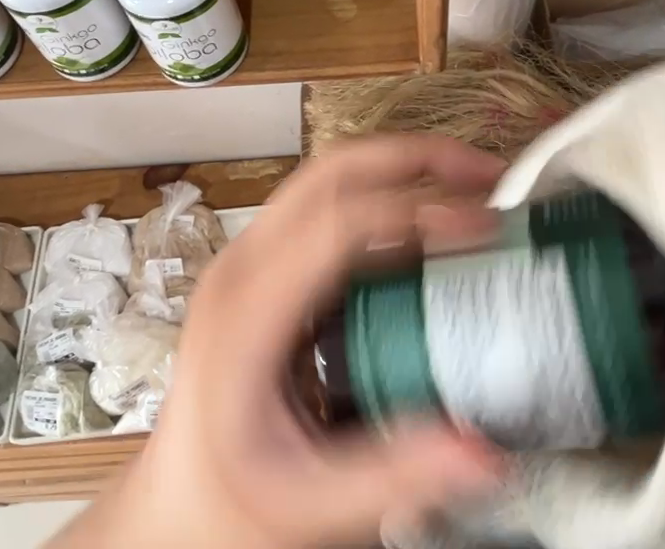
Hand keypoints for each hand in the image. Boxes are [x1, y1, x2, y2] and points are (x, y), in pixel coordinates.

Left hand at [63, 136, 510, 547]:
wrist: (178, 505)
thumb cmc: (225, 501)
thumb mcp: (308, 505)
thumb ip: (396, 478)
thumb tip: (485, 448)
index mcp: (245, 313)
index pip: (337, 224)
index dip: (417, 211)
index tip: (483, 226)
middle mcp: (243, 268)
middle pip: (333, 173)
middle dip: (417, 159)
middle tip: (487, 175)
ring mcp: (253, 262)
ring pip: (332, 178)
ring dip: (404, 169)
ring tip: (472, 186)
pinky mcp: (271, 271)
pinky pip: (333, 210)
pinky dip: (390, 199)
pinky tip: (435, 228)